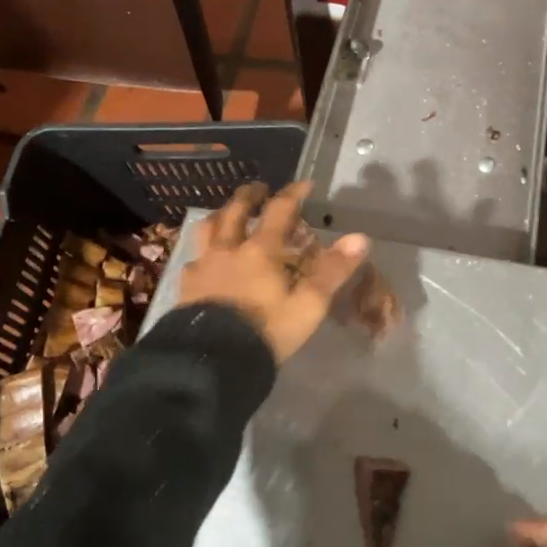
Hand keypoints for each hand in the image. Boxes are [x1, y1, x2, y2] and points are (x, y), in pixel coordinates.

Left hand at [177, 181, 368, 361]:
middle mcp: (228, 250)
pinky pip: (192, 260)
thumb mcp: (307, 305)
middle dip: (249, 196)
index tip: (304, 184)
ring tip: (226, 215)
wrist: (210, 363)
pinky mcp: (186, 288)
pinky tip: (204, 261)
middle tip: (259, 189)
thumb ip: (332, 270)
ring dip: (219, 216)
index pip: (279, 210)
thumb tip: (360, 238)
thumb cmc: (265, 331)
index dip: (293, 194)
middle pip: (235, 211)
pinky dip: (202, 253)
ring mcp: (203, 267)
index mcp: (260, 250)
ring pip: (207, 229)